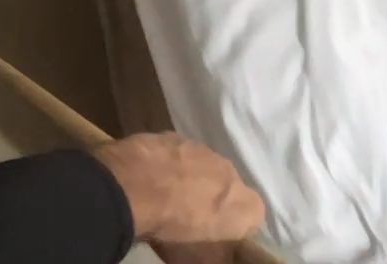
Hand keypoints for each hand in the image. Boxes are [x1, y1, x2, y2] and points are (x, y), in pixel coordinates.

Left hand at [93, 133, 265, 250]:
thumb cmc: (178, 232)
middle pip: (224, 187)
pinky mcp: (171, 135)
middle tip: (189, 215)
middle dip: (211, 198)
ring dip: (189, 178)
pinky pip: (175, 154)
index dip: (233, 227)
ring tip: (165, 195)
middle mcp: (229, 170)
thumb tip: (219, 250)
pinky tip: (150, 176)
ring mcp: (199, 147)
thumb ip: (221, 254)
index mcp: (247, 204)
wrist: (136, 188)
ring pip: (200, 167)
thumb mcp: (206, 260)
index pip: (251, 218)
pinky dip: (167, 163)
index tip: (215, 235)